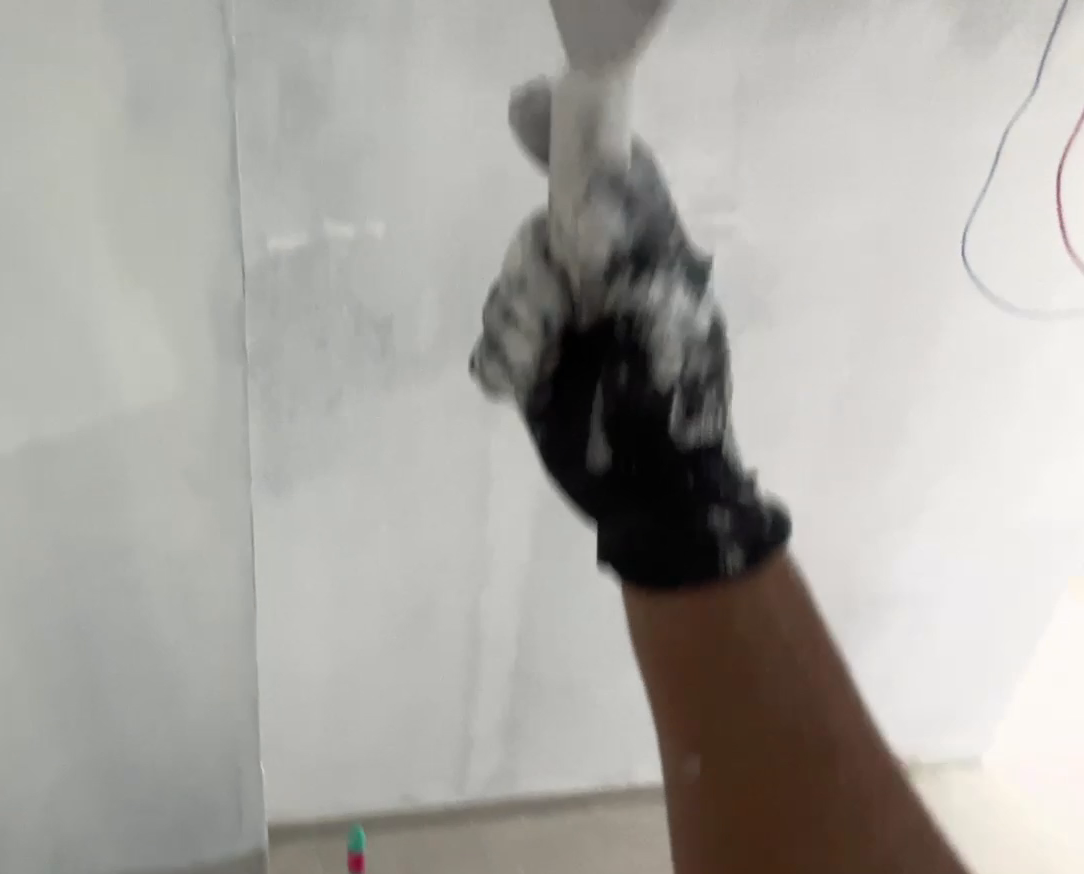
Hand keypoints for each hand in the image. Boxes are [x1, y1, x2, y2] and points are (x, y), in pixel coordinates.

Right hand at [470, 79, 787, 589]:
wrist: (643, 487)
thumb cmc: (668, 399)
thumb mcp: (651, 299)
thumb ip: (615, 222)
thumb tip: (589, 142)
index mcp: (641, 251)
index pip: (604, 175)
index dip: (566, 136)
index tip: (523, 104)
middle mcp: (598, 279)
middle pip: (530, 240)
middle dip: (530, 282)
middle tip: (562, 323)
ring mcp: (562, 324)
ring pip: (502, 295)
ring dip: (515, 334)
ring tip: (546, 369)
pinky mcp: (530, 364)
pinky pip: (486, 344)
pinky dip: (499, 366)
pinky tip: (523, 387)